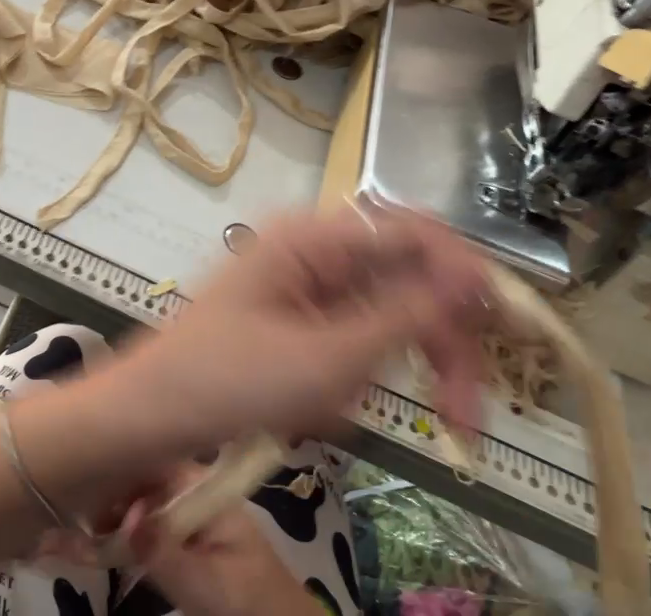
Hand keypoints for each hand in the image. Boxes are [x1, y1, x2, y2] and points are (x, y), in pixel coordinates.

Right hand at [25, 468, 311, 615]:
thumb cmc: (249, 600)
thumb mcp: (207, 582)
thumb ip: (163, 552)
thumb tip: (122, 520)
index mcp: (201, 486)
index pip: (150, 457)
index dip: (115, 466)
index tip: (82, 485)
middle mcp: (189, 488)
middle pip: (136, 474)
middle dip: (103, 490)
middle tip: (74, 518)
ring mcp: (182, 509)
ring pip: (132, 497)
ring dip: (105, 511)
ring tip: (76, 534)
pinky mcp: (177, 533)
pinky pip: (139, 522)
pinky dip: (115, 530)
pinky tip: (90, 541)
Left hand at [99, 207, 490, 456]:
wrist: (146, 415)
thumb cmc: (226, 381)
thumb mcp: (327, 355)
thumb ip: (407, 315)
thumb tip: (477, 274)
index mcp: (312, 237)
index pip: (415, 232)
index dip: (468, 279)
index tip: (504, 341)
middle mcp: (309, 250)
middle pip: (408, 282)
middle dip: (435, 350)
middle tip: (464, 418)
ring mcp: (299, 287)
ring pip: (382, 324)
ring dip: (377, 377)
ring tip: (329, 412)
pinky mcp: (292, 322)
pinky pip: (347, 347)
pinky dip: (345, 385)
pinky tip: (307, 412)